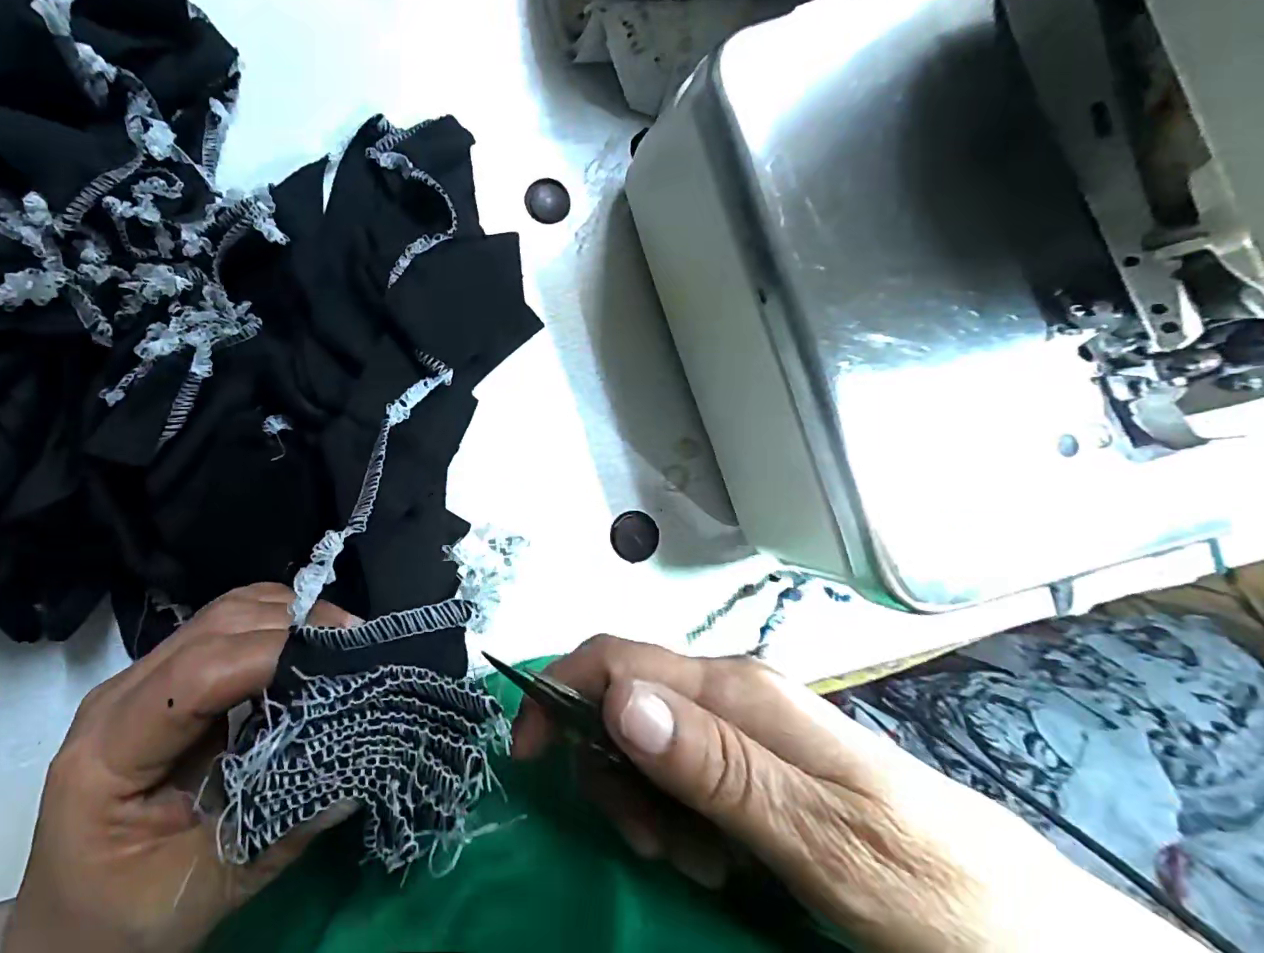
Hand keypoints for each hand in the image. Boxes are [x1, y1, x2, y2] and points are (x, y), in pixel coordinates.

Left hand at [3, 584, 357, 952]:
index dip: (268, 654)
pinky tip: (307, 653)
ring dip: (282, 620)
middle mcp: (121, 694)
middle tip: (359, 645)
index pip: (195, 674)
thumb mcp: (189, 897)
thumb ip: (266, 837)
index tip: (339, 657)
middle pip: (209, 629)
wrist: (67, 931)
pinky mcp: (166, 690)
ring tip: (342, 644)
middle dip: (287, 625)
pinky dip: (270, 634)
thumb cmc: (114, 923)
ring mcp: (142, 685)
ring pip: (217, 619)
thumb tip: (348, 777)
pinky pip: (221, 639)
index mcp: (109, 746)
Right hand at [513, 636, 1201, 952]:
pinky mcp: (763, 767)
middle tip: (649, 845)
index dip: (557, 692)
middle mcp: (737, 696)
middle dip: (608, 767)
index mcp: (742, 694)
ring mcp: (752, 731)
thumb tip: (617, 700)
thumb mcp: (830, 841)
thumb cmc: (943, 892)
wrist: (1052, 943)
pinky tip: (714, 858)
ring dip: (643, 799)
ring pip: (647, 740)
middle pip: (622, 701)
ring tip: (694, 864)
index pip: (615, 659)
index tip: (530, 754)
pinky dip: (674, 813)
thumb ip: (722, 767)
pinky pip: (684, 772)